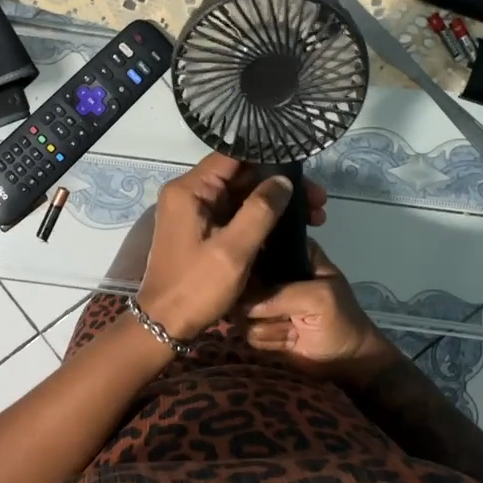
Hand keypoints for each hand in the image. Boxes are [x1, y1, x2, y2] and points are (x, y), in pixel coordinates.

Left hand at [134, 153, 327, 339]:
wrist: (164, 325)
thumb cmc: (196, 287)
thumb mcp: (234, 250)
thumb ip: (260, 211)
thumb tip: (284, 180)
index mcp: (189, 190)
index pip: (233, 156)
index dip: (269, 160)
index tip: (302, 171)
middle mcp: (188, 194)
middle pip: (239, 175)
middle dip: (278, 184)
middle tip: (317, 200)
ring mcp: (193, 212)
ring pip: (240, 195)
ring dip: (273, 202)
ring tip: (313, 214)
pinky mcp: (200, 230)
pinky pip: (234, 214)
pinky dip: (260, 218)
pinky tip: (289, 227)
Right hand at [245, 243, 399, 383]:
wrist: (348, 362)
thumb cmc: (342, 321)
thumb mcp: (318, 298)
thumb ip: (280, 295)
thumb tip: (240, 304)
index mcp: (293, 254)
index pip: (260, 245)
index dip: (250, 258)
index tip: (252, 276)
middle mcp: (274, 274)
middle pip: (243, 280)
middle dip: (257, 301)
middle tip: (282, 313)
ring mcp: (265, 302)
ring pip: (242, 309)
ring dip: (269, 325)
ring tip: (293, 329)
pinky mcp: (260, 326)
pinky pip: (247, 330)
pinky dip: (269, 339)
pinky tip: (289, 340)